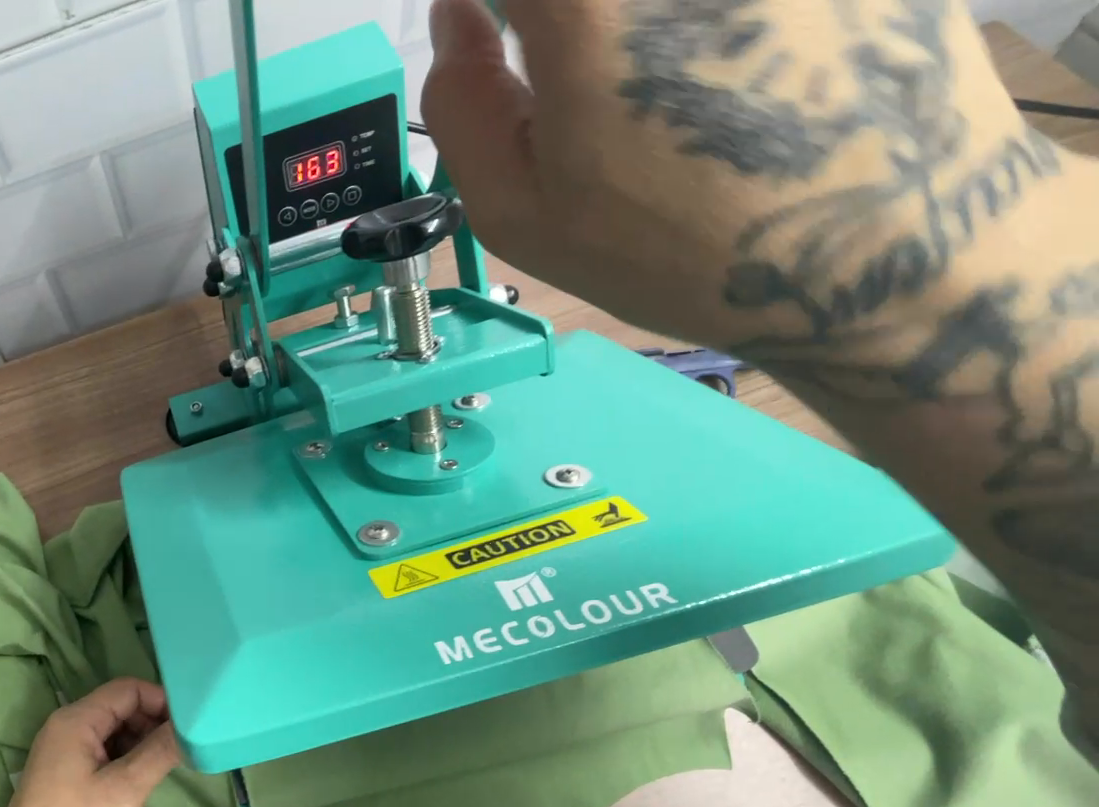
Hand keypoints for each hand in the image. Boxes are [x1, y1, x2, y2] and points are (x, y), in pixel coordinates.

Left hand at [0, 678, 180, 806]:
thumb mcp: (124, 789)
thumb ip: (159, 752)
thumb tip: (192, 725)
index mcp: (77, 719)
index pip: (128, 689)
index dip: (161, 701)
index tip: (190, 725)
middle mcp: (67, 726)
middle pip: (120, 707)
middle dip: (152, 722)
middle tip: (182, 749)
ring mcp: (64, 750)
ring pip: (113, 731)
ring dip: (140, 743)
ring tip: (165, 767)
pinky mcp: (65, 773)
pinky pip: (102, 751)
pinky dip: (125, 759)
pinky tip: (140, 781)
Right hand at [423, 0, 1067, 368]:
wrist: (881, 245)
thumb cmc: (677, 248)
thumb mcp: (523, 217)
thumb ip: (463, 109)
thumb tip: (458, 23)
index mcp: (589, 7)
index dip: (476, 4)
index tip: (476, 28)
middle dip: (548, 19)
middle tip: (547, 56)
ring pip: (632, 0)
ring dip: (616, 25)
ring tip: (642, 91)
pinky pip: (710, 2)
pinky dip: (690, 27)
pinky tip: (710, 69)